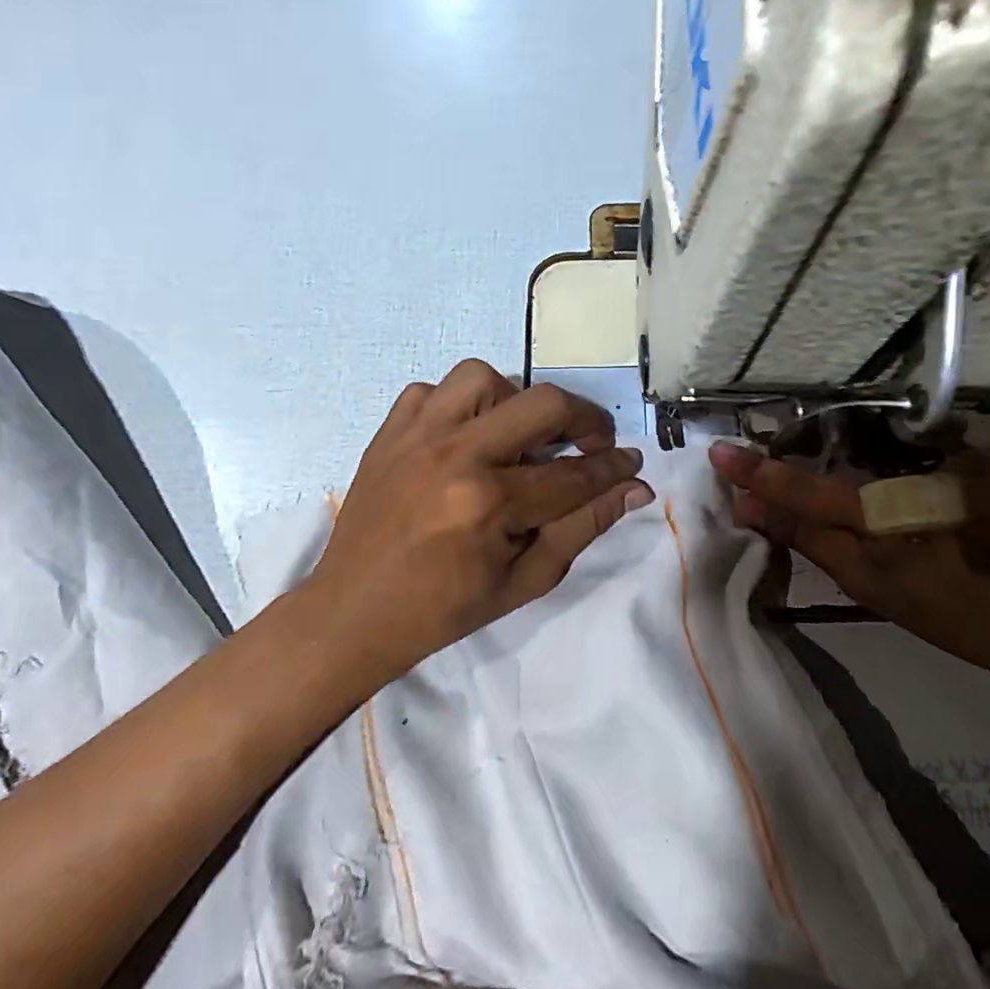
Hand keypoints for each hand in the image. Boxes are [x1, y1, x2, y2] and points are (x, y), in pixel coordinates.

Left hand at [306, 360, 653, 680]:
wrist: (356, 611)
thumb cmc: (446, 609)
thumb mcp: (525, 580)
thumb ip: (582, 528)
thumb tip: (633, 489)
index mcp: (489, 504)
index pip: (574, 474)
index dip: (613, 468)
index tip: (632, 462)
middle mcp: (455, 455)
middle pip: (542, 404)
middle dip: (584, 420)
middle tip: (591, 443)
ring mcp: (416, 436)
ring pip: (482, 377)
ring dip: (515, 400)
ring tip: (519, 436)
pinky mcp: (388, 432)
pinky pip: (432, 390)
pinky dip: (459, 404)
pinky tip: (465, 437)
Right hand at [709, 441, 989, 691]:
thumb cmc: (988, 623)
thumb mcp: (890, 594)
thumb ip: (818, 544)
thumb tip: (755, 510)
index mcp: (897, 511)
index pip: (808, 486)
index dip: (759, 472)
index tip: (718, 452)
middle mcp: (927, 465)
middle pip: (842, 458)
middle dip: (804, 465)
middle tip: (773, 479)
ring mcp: (967, 453)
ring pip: (884, 456)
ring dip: (853, 469)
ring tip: (847, 499)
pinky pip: (923, 457)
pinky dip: (903, 473)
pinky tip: (915, 501)